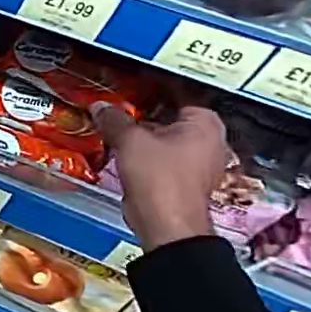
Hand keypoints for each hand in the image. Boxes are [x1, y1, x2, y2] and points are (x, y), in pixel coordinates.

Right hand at [95, 104, 229, 249]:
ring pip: (164, 139)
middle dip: (142, 115)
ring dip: (141, 136)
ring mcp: (199, 162)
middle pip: (169, 118)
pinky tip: (121, 152)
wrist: (165, 222)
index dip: (149, 91)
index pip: (176, 96)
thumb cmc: (158, 176)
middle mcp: (210, 140)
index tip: (127, 88)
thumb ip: (114, 119)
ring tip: (113, 129)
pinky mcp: (184, 179)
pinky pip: (161, 157)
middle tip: (115, 109)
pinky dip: (143, 153)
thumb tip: (100, 106)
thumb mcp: (130, 141)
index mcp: (206, 124)